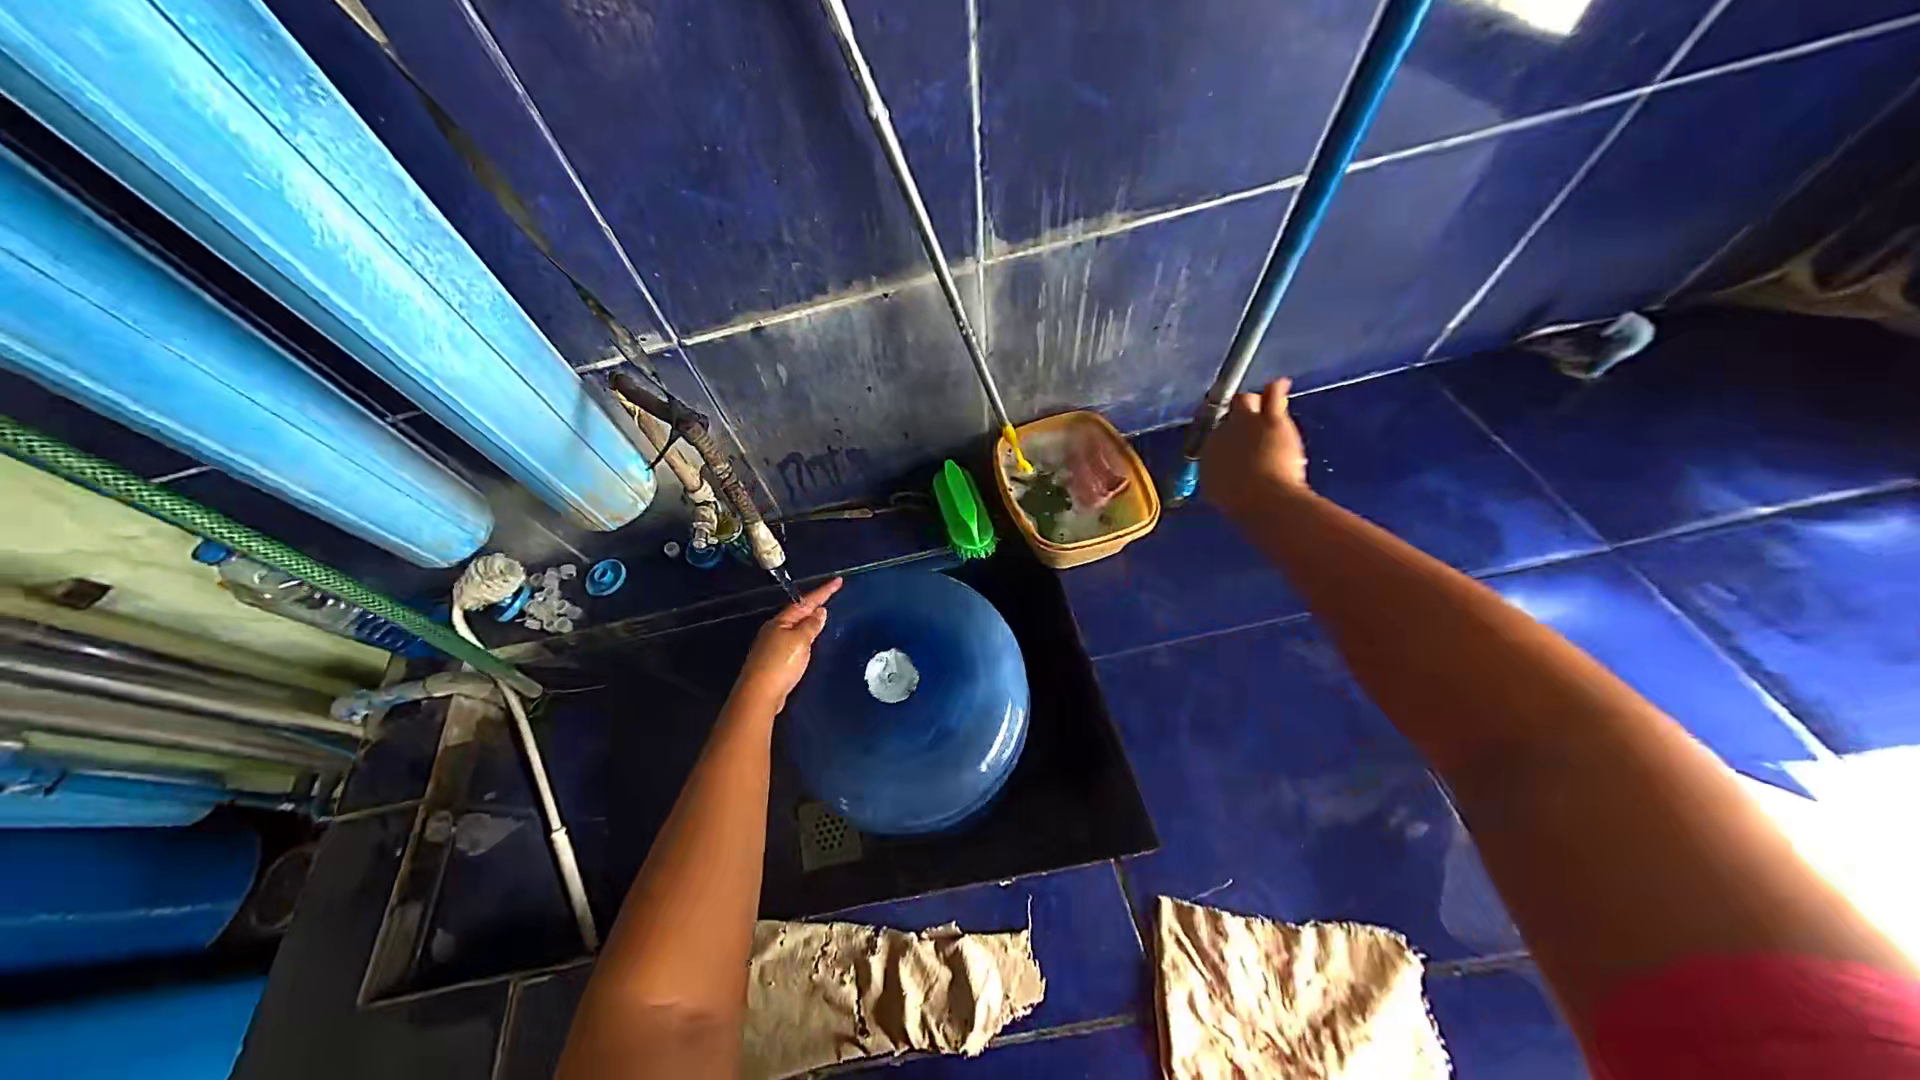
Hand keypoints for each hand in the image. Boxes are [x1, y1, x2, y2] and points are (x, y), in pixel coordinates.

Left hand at [733, 577, 842, 709]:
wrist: (759, 694)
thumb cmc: (779, 665)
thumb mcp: (801, 641)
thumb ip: (811, 625)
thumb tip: (820, 612)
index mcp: (781, 622)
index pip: (805, 602)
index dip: (823, 592)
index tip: (837, 581)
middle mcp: (774, 630)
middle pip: (798, 612)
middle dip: (814, 604)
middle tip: (831, 595)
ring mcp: (772, 645)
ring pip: (795, 627)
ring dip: (809, 621)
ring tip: (823, 616)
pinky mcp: (774, 660)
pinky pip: (793, 641)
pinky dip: (804, 637)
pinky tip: (810, 642)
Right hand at [1201, 378, 1309, 513]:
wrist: (1263, 499)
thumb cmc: (1242, 505)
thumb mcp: (1221, 494)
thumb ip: (1222, 479)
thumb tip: (1224, 478)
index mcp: (1207, 455)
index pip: (1214, 438)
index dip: (1226, 439)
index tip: (1236, 446)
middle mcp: (1220, 434)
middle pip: (1226, 415)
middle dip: (1235, 417)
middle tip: (1247, 423)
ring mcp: (1245, 423)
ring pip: (1245, 400)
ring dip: (1253, 402)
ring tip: (1263, 404)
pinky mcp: (1271, 419)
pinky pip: (1272, 395)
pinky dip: (1275, 389)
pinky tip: (1280, 384)